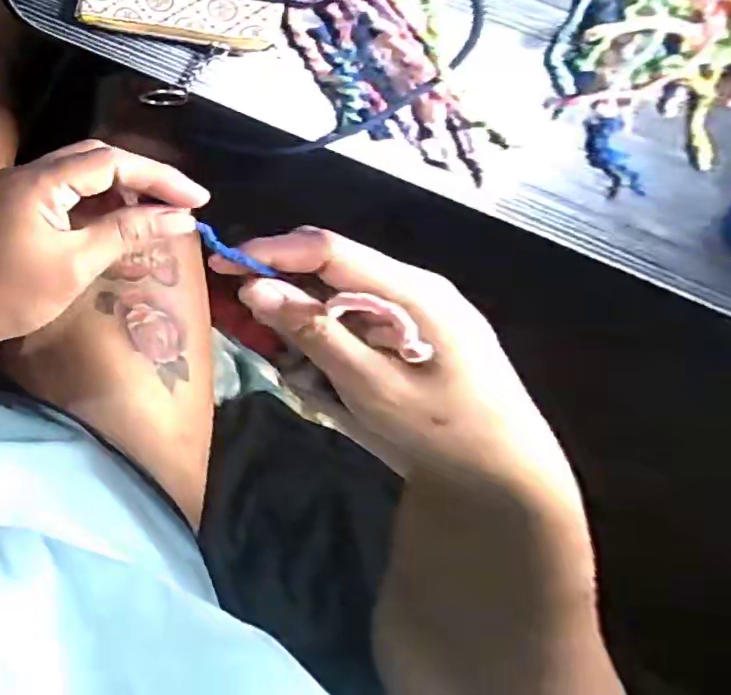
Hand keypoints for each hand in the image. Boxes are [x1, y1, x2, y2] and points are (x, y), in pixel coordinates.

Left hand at [0, 141, 207, 356]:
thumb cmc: (11, 295)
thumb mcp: (76, 265)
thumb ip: (127, 232)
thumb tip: (180, 216)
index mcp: (38, 181)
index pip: (110, 161)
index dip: (158, 176)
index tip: (198, 199)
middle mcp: (24, 172)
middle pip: (93, 157)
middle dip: (139, 176)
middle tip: (180, 203)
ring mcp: (12, 186)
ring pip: (75, 172)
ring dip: (115, 188)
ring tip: (154, 214)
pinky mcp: (9, 203)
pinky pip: (58, 189)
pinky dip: (89, 200)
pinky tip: (114, 220)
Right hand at [213, 228, 577, 503]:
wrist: (510, 481)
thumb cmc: (444, 433)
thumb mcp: (371, 386)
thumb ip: (312, 332)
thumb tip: (252, 287)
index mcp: (414, 291)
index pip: (326, 249)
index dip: (267, 250)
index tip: (220, 263)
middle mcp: (412, 284)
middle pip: (326, 256)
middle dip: (273, 267)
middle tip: (230, 289)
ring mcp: (411, 302)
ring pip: (331, 277)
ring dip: (289, 291)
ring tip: (256, 318)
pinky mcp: (404, 321)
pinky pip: (344, 300)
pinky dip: (309, 310)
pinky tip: (294, 333)